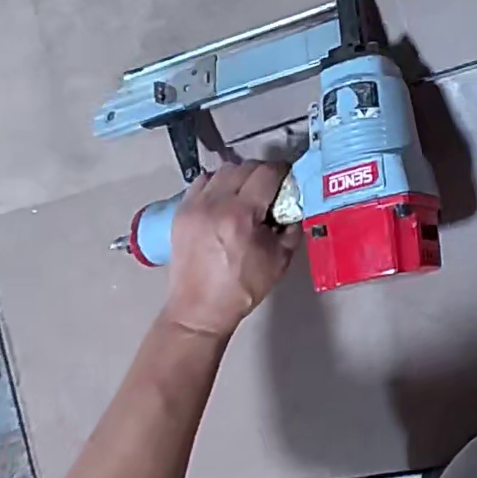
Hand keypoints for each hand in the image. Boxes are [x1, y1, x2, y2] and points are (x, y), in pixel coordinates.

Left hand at [162, 162, 300, 337]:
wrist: (198, 310)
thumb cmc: (242, 289)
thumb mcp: (280, 260)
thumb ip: (292, 226)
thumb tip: (295, 203)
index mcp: (241, 214)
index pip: (267, 173)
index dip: (283, 172)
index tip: (289, 180)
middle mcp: (216, 202)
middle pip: (246, 167)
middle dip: (263, 174)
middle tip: (271, 190)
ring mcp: (195, 204)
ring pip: (224, 170)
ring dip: (240, 176)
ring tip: (246, 194)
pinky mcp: (182, 209)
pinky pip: (204, 181)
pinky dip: (217, 183)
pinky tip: (224, 199)